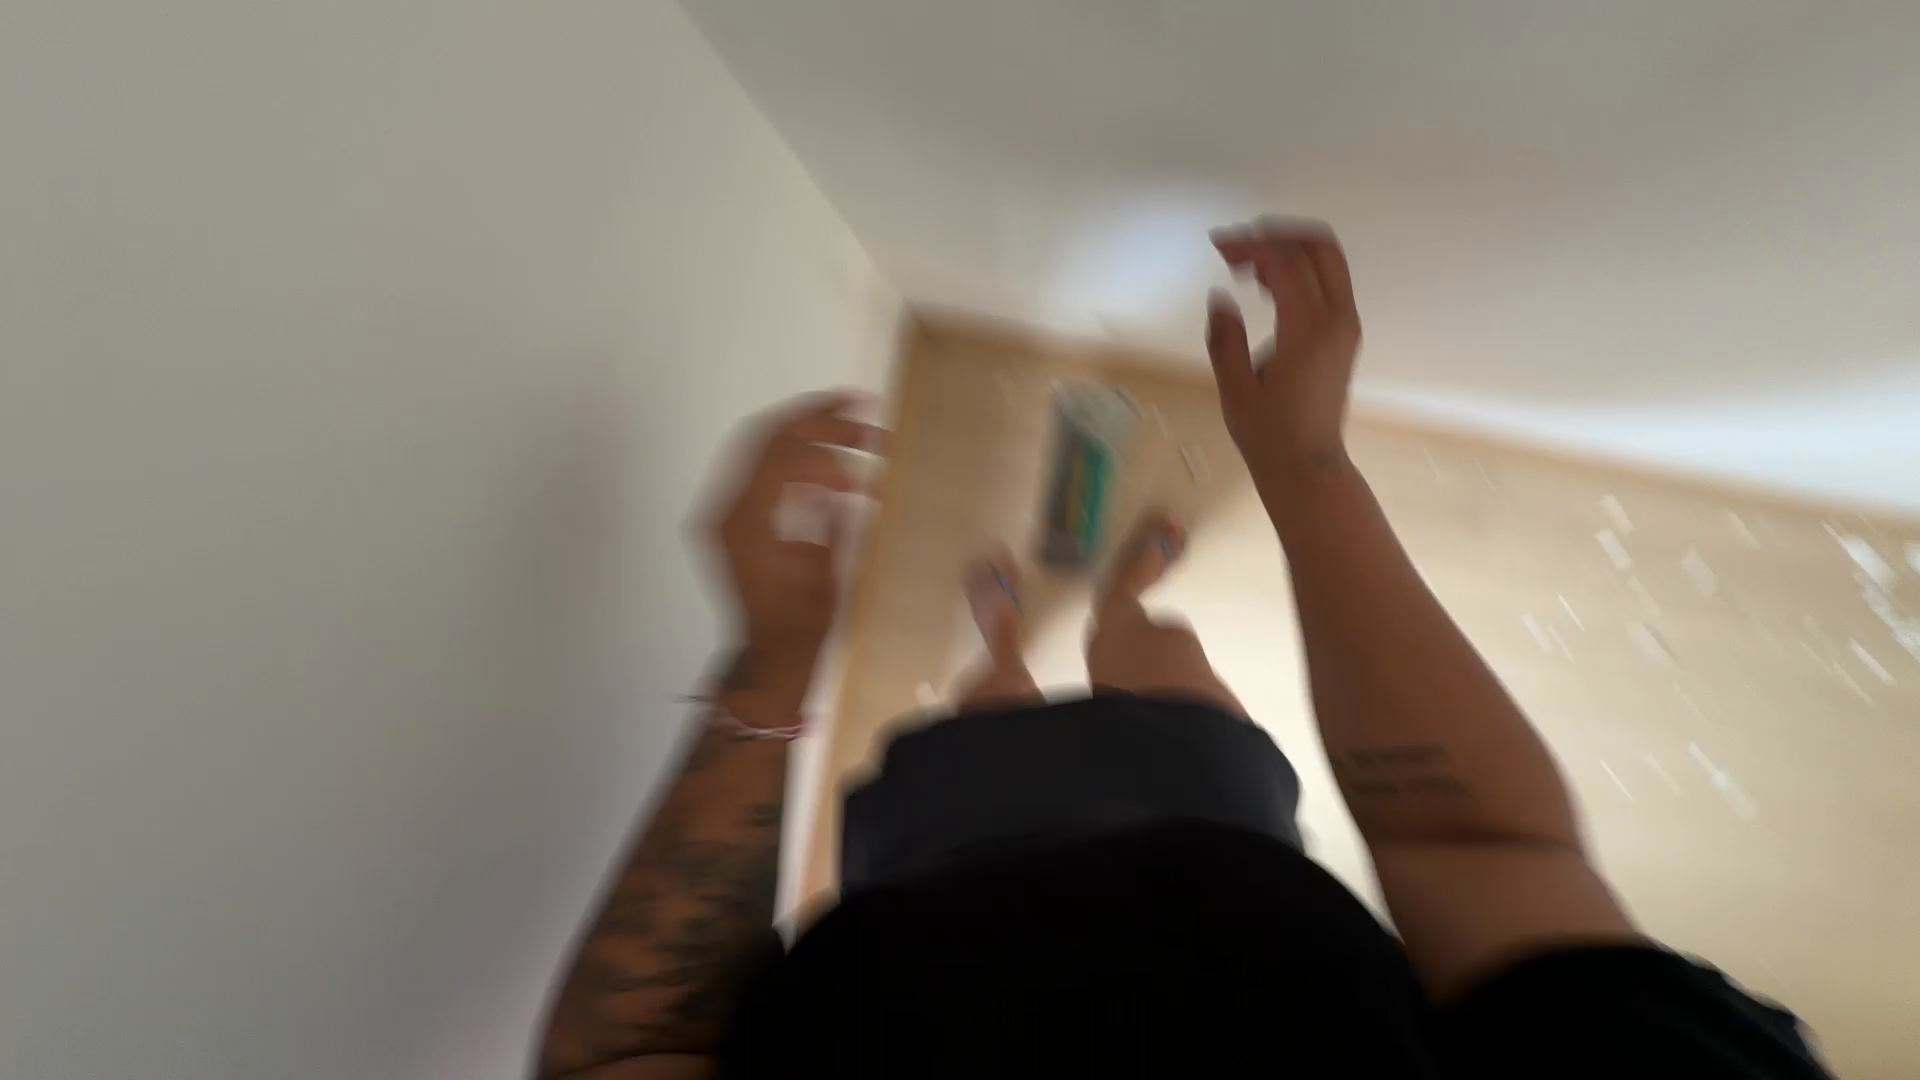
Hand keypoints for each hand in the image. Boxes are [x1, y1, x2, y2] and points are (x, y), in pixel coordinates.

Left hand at [704, 392, 885, 699]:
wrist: (770, 656)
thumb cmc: (801, 624)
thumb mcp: (824, 572)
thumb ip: (828, 519)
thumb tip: (839, 477)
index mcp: (745, 521)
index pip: (780, 452)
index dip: (823, 428)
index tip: (861, 417)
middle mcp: (726, 510)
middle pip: (766, 439)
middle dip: (816, 421)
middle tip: (860, 411)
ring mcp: (726, 515)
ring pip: (763, 451)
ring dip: (809, 440)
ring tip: (855, 441)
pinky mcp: (734, 522)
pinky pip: (762, 474)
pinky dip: (797, 462)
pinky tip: (832, 470)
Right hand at [1204, 219, 1362, 496]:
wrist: (1306, 464)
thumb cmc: (1267, 433)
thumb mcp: (1235, 389)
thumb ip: (1225, 339)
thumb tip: (1220, 298)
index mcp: (1307, 329)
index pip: (1285, 262)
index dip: (1250, 245)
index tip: (1217, 247)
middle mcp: (1337, 318)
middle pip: (1317, 246)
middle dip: (1274, 237)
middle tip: (1235, 250)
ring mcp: (1346, 324)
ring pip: (1327, 260)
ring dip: (1288, 251)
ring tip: (1246, 268)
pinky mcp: (1345, 333)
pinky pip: (1329, 282)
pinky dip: (1300, 270)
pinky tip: (1267, 287)